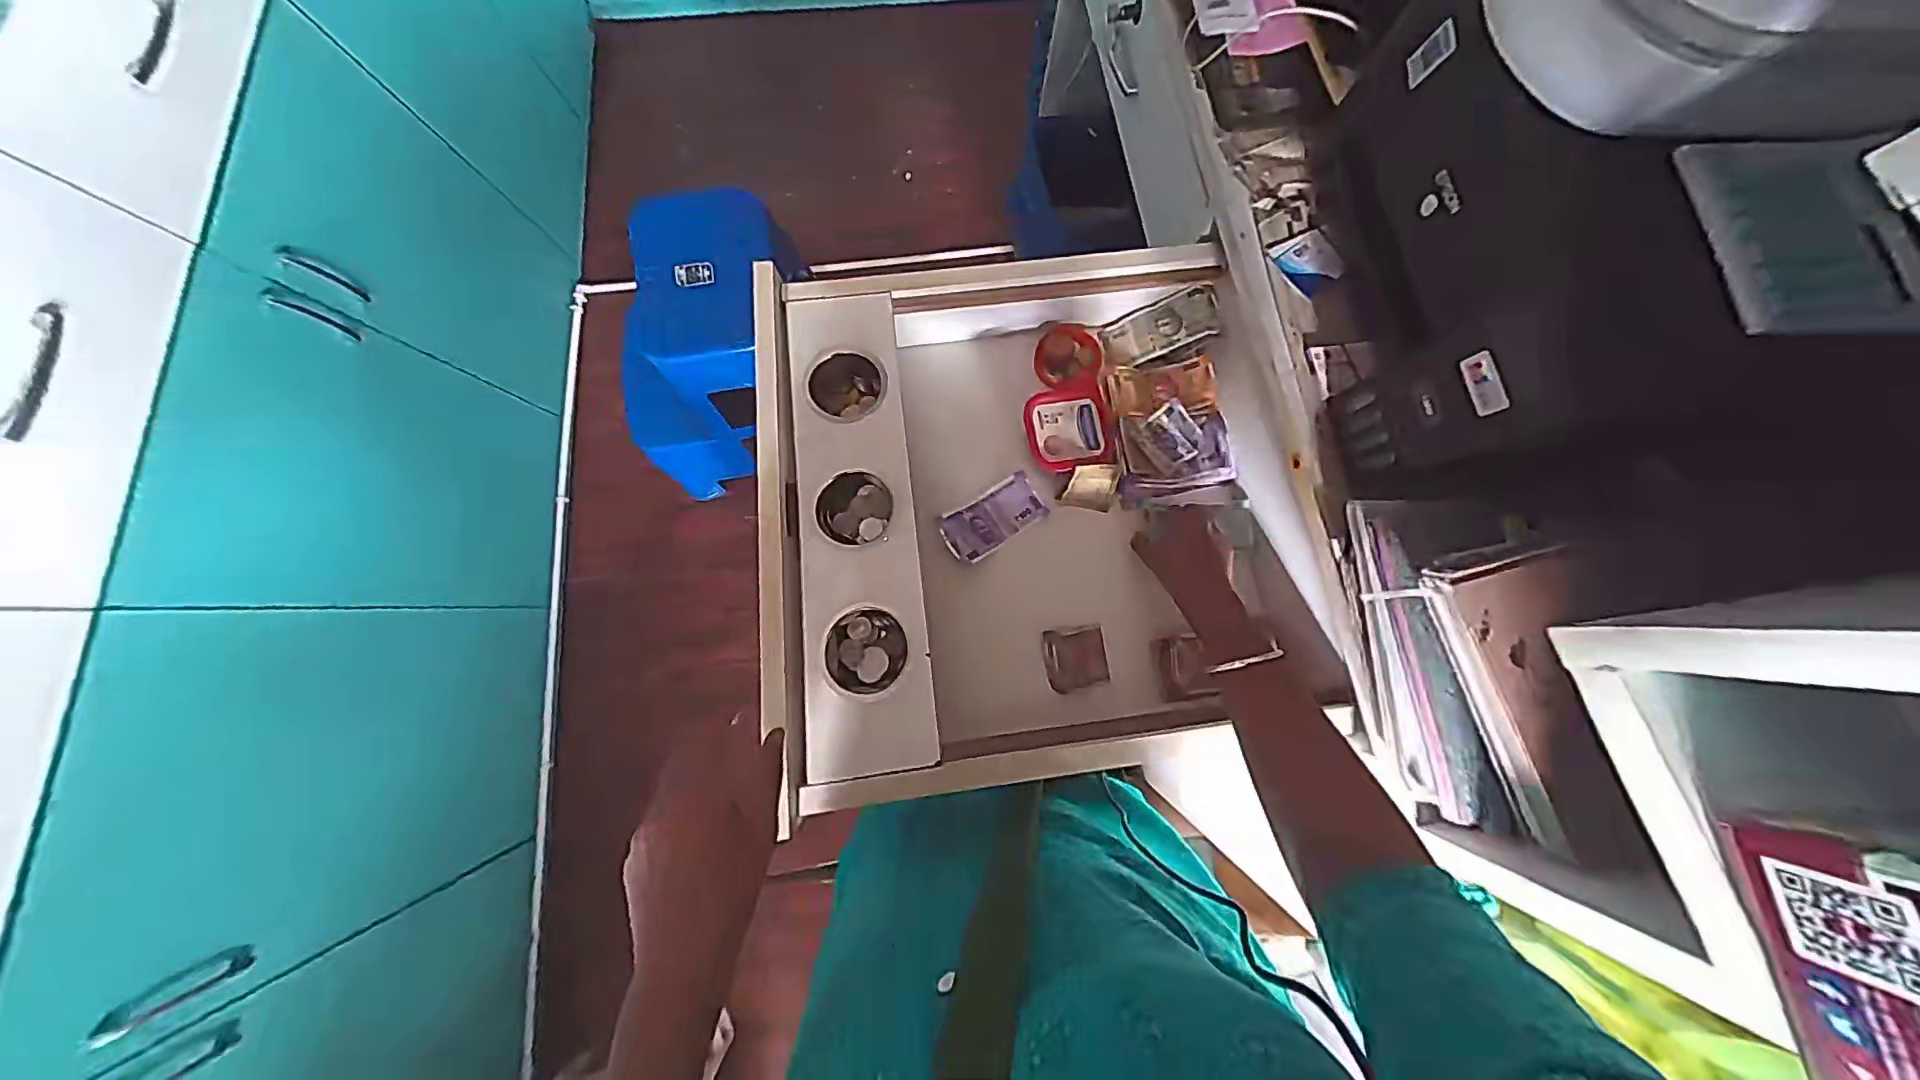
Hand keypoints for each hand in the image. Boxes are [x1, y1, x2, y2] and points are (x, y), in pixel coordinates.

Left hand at [623, 714, 784, 964]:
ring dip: (697, 788)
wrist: (683, 958)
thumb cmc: (731, 891)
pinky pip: (661, 823)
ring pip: (672, 794)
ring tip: (725, 809)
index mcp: (692, 793)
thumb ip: (763, 776)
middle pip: (685, 764)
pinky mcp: (635, 859)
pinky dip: (682, 818)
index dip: (724, 724)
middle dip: (710, 754)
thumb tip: (770, 738)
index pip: (704, 739)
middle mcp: (660, 806)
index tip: (742, 719)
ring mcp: (643, 834)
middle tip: (739, 760)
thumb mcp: (760, 830)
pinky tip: (701, 845)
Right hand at [1131, 507, 1259, 656]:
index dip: (1165, 513)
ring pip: (1204, 529)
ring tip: (1182, 549)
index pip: (1175, 506)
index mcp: (1186, 517)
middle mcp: (1206, 522)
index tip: (1158, 519)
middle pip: (1192, 515)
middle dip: (1181, 522)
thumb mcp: (1151, 557)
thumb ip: (1143, 542)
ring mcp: (1219, 537)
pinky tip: (1195, 561)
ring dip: (1195, 535)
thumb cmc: (1177, 572)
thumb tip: (1138, 537)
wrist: (1206, 596)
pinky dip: (1205, 549)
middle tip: (1169, 533)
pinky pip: (1214, 545)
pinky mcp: (1228, 553)